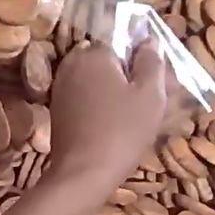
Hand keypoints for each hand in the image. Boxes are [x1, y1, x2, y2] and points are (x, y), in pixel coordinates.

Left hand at [44, 42, 167, 193]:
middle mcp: (71, 64)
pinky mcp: (58, 111)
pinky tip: (114, 126)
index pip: (123, 42)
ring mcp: (60, 89)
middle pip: (108, 63)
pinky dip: (101, 107)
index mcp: (93, 53)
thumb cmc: (122, 131)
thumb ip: (151, 62)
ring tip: (136, 117)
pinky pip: (86, 99)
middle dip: (128, 76)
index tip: (157, 83)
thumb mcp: (150, 94)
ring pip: (97, 82)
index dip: (142, 61)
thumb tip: (149, 40)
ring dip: (116, 93)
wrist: (82, 173)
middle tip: (151, 102)